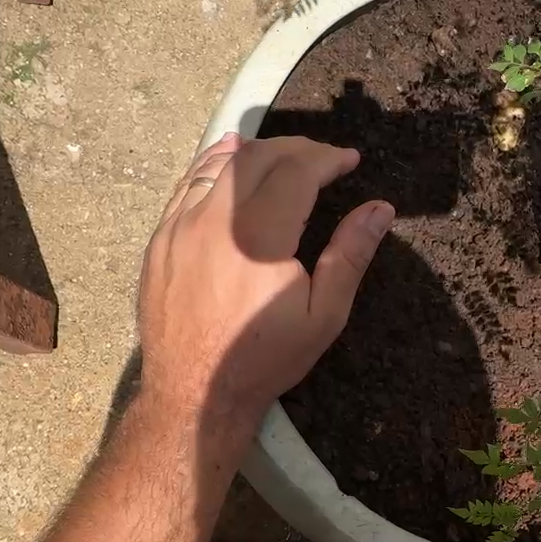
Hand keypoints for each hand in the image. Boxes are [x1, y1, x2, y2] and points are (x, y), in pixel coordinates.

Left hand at [136, 133, 392, 433]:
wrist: (194, 392)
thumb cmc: (265, 358)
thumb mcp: (323, 315)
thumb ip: (350, 255)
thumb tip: (380, 208)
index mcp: (260, 238)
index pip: (296, 172)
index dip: (327, 159)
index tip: (350, 160)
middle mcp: (214, 220)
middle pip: (256, 157)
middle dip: (296, 149)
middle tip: (324, 158)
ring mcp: (179, 226)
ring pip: (218, 164)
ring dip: (256, 150)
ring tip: (284, 154)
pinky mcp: (160, 239)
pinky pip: (187, 185)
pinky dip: (214, 165)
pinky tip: (228, 160)